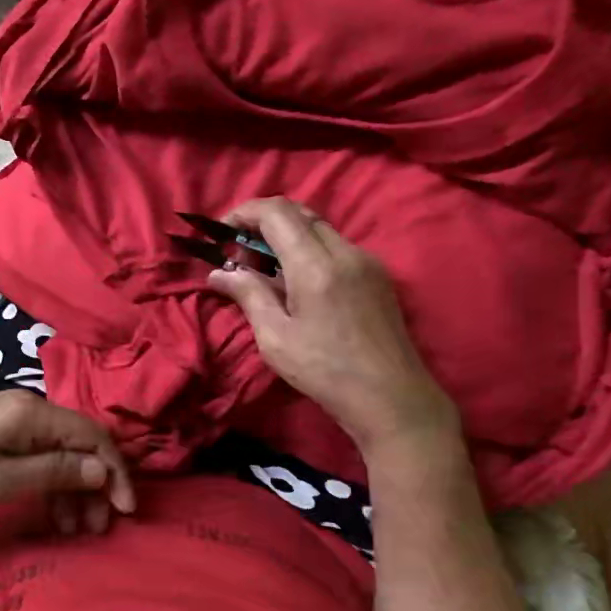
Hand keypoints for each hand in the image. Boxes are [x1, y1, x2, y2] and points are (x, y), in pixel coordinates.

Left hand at [0, 391, 135, 564]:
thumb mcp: (2, 481)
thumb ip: (56, 472)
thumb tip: (102, 469)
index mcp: (32, 413)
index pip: (92, 435)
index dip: (115, 471)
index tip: (126, 510)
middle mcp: (28, 408)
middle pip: (79, 443)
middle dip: (95, 485)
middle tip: (97, 528)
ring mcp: (12, 419)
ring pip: (60, 451)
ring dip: (74, 488)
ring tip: (75, 528)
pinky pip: (39, 455)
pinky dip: (51, 482)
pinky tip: (52, 512)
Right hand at [207, 197, 459, 456]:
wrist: (391, 398)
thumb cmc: (325, 372)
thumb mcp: (275, 338)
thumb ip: (248, 295)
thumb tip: (218, 273)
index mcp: (316, 265)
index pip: (277, 212)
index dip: (245, 212)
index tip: (223, 233)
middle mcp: (345, 252)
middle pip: (300, 213)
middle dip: (264, 223)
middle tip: (242, 255)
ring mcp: (367, 261)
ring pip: (320, 229)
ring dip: (287, 237)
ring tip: (267, 272)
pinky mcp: (378, 275)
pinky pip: (337, 246)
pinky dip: (310, 251)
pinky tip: (299, 285)